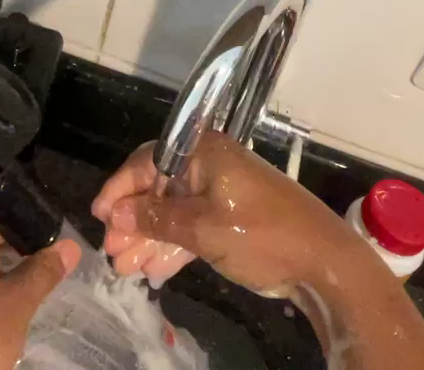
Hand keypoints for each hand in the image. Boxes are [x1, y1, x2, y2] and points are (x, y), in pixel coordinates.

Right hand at [91, 132, 365, 292]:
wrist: (324, 262)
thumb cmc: (261, 234)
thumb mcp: (203, 229)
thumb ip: (156, 219)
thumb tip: (114, 214)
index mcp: (203, 152)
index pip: (148, 161)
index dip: (120, 189)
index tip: (98, 216)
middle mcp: (209, 165)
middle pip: (159, 188)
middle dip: (133, 221)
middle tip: (112, 252)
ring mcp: (221, 192)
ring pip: (174, 211)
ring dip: (150, 238)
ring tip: (126, 268)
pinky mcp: (232, 218)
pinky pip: (193, 226)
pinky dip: (174, 246)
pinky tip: (154, 270)